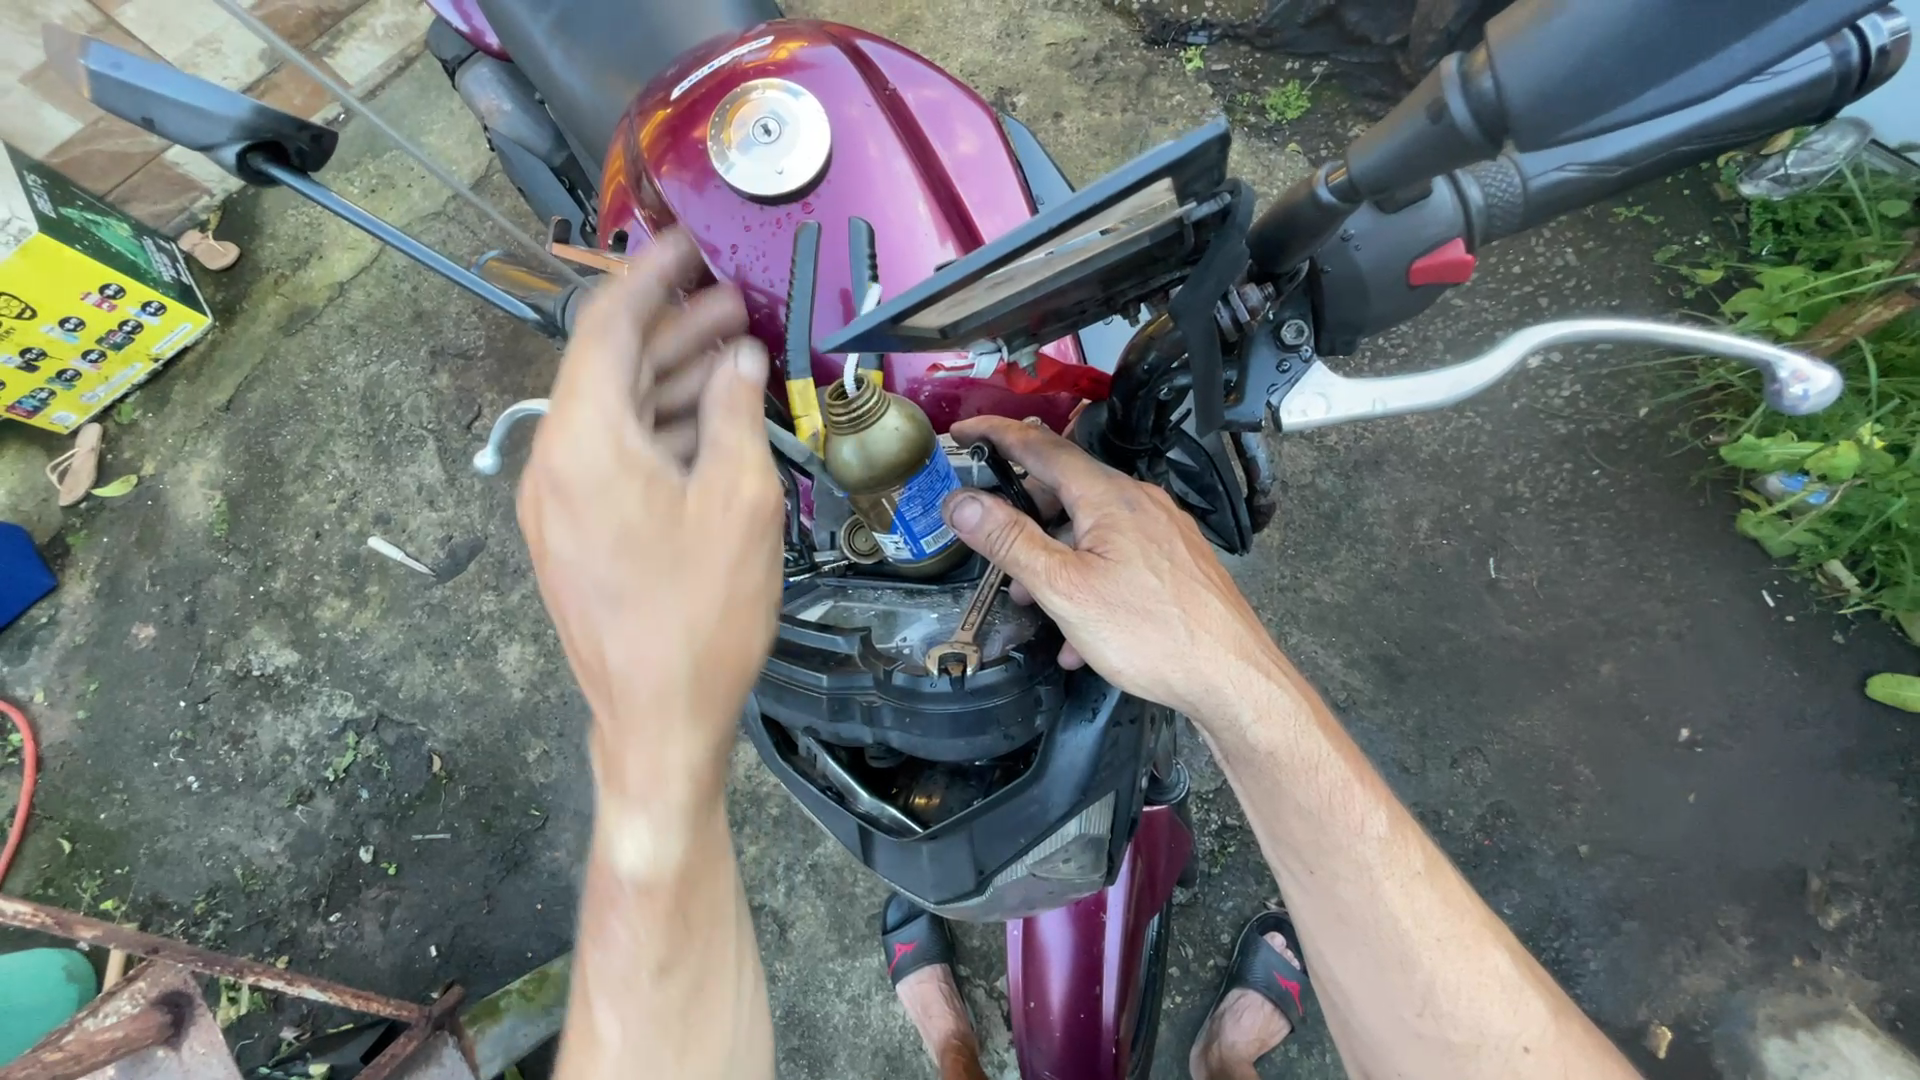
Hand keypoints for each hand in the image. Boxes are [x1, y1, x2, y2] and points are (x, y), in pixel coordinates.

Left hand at [518, 229, 783, 797]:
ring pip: (617, 418)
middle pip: (611, 372)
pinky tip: (713, 424)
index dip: (649, 278)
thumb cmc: (705, 612)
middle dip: (673, 332)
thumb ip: (734, 413)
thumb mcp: (739, 501)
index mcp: (585, 443)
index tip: (687, 243)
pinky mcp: (578, 537)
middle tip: (736, 303)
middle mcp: (556, 463)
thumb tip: (737, 357)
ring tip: (736, 356)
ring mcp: (561, 504)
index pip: (606, 329)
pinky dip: (662, 433)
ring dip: (672, 384)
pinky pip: (617, 461)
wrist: (659, 720)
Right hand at [941, 416, 1281, 722]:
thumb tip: (960, 501)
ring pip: (1091, 529)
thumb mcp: (1064, 589)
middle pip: (1066, 489)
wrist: (1233, 679)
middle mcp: (1140, 502)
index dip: (996, 433)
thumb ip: (1010, 541)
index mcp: (1108, 496)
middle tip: (993, 545)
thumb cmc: (1150, 634)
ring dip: (1054, 556)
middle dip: (1024, 516)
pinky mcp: (1177, 561)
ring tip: (1033, 602)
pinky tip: (1079, 635)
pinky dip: (1088, 581)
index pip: (1041, 446)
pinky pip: (1118, 557)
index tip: (963, 430)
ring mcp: (1163, 531)